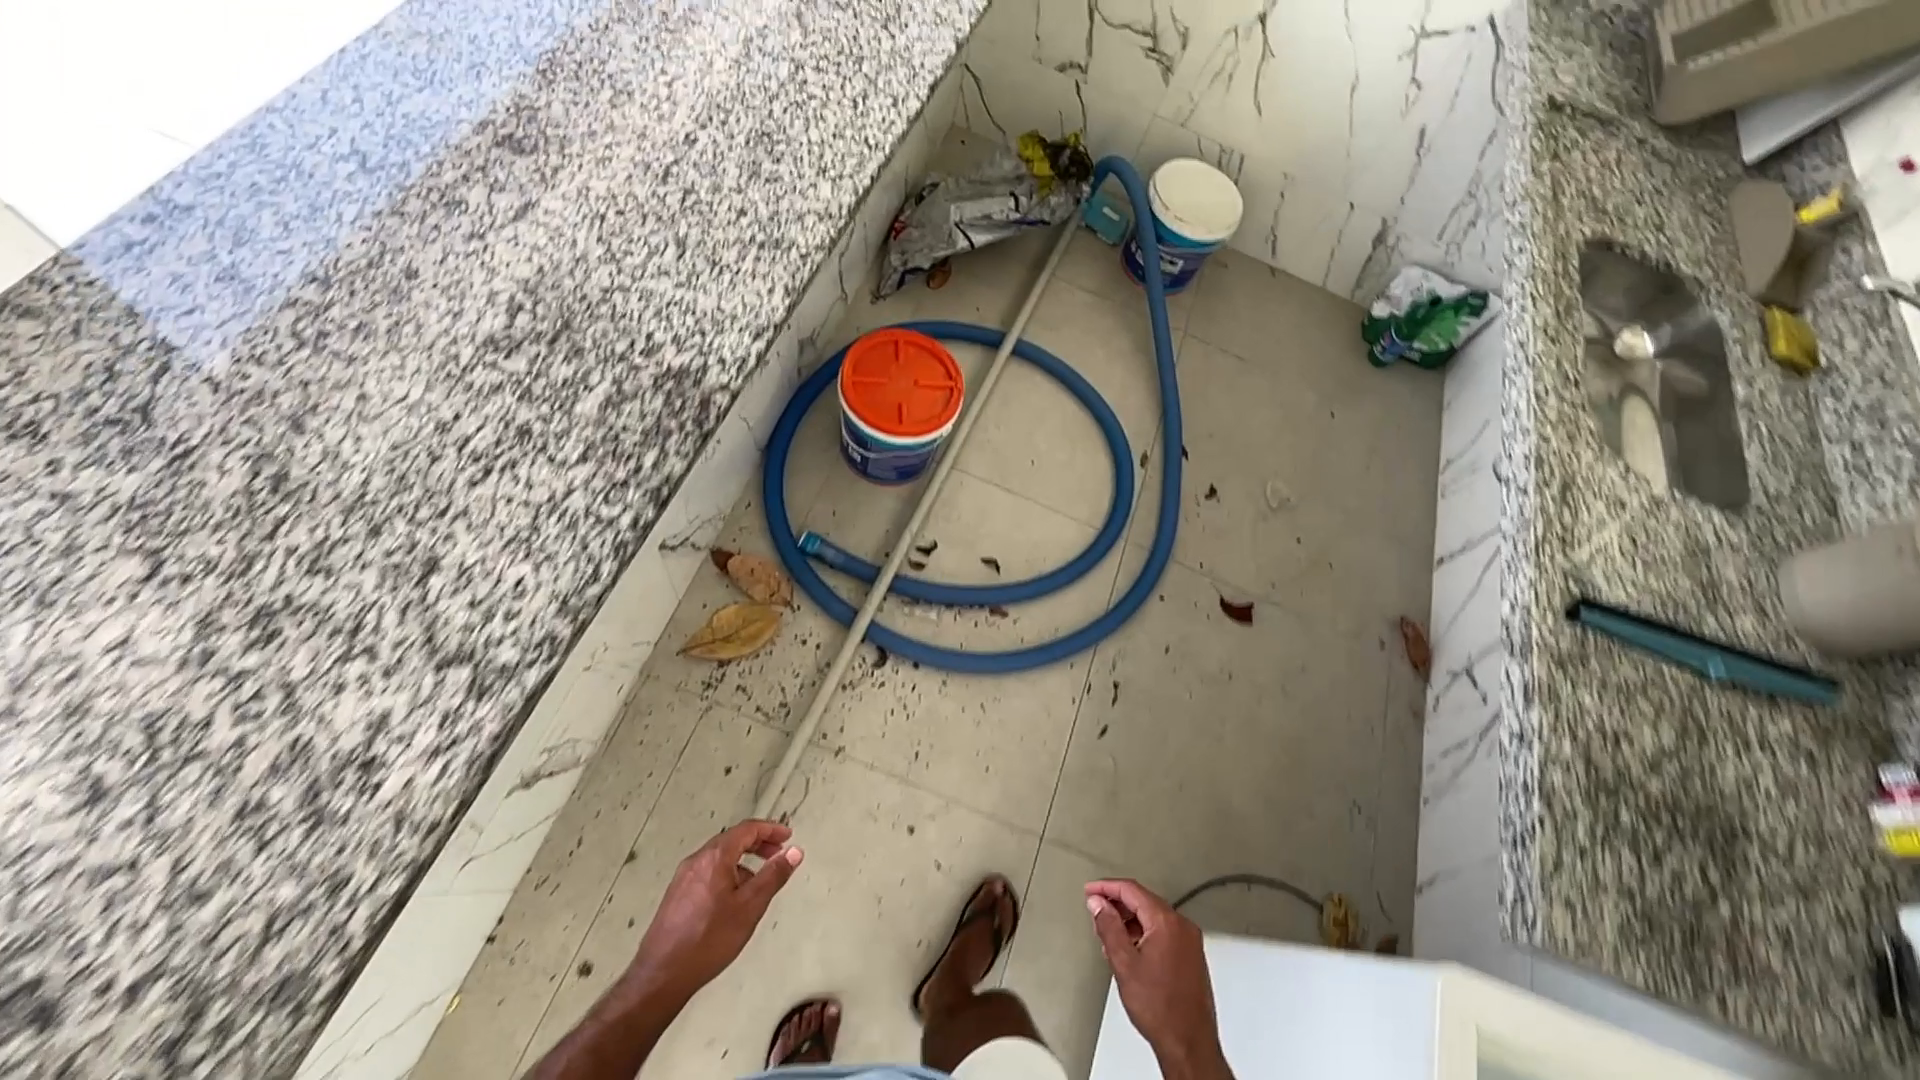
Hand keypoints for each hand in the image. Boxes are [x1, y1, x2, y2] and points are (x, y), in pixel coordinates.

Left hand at [631, 819, 802, 997]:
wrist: (663, 974)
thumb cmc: (709, 939)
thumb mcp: (750, 906)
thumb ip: (773, 876)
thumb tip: (794, 852)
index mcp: (714, 858)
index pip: (746, 829)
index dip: (770, 830)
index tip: (787, 837)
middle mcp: (696, 861)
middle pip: (731, 840)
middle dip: (758, 844)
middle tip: (778, 855)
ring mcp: (683, 878)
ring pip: (719, 859)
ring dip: (743, 861)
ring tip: (759, 883)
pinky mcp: (677, 896)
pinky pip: (708, 873)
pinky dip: (728, 874)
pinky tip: (734, 900)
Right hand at [1085, 879, 1231, 1079]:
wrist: (1188, 1042)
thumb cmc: (1160, 1009)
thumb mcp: (1123, 963)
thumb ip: (1108, 927)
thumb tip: (1098, 904)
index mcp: (1166, 923)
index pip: (1132, 890)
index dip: (1106, 887)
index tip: (1090, 890)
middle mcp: (1183, 927)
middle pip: (1144, 901)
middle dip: (1117, 904)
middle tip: (1095, 910)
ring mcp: (1190, 941)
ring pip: (1153, 917)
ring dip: (1129, 920)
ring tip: (1108, 934)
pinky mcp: (1191, 955)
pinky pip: (1163, 932)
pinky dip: (1144, 933)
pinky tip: (1129, 948)